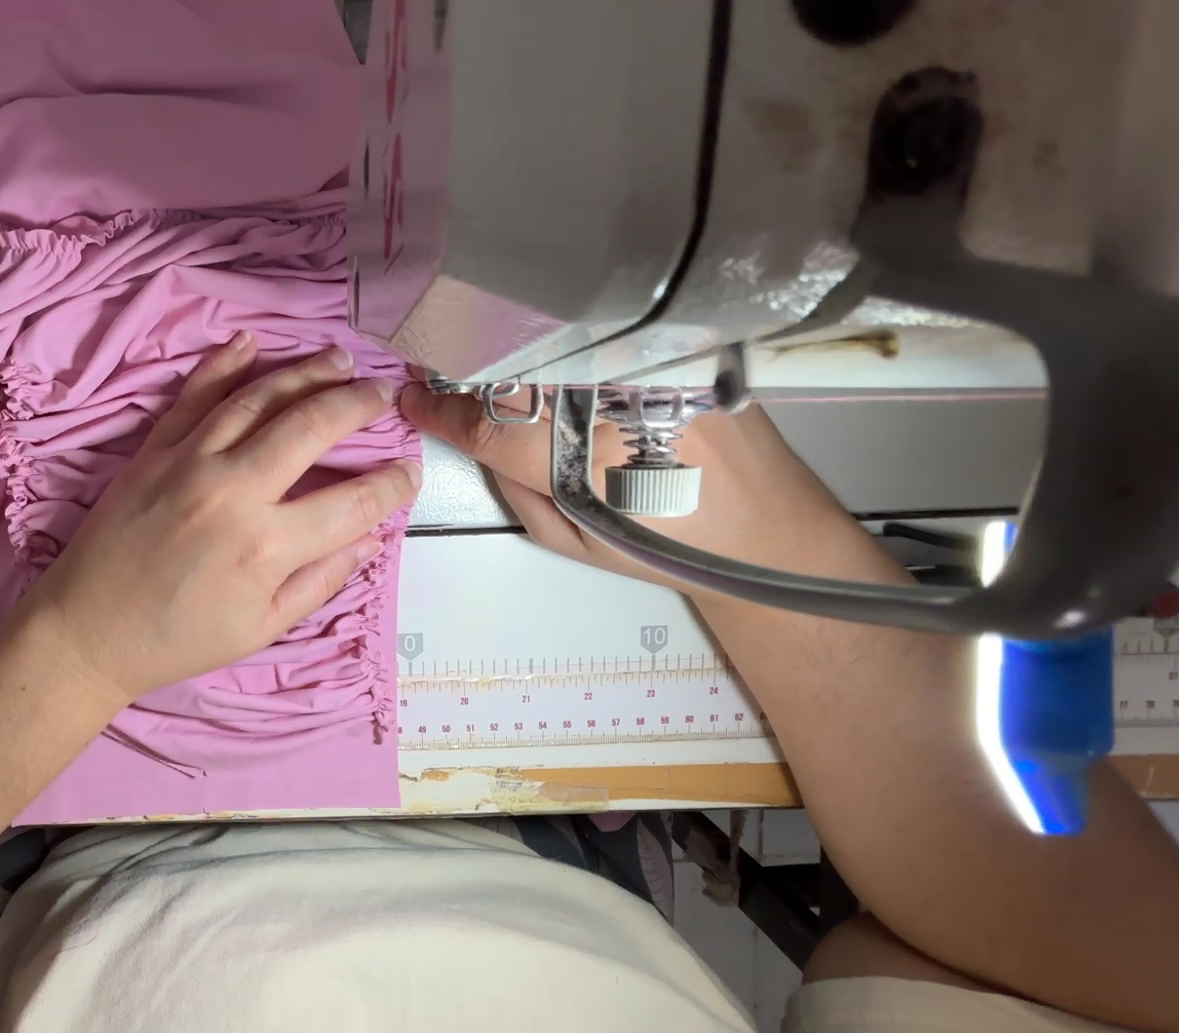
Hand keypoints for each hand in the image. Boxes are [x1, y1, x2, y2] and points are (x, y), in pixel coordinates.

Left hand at [17, 334, 419, 702]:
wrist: (88, 631)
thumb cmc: (178, 639)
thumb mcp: (261, 628)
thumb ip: (320, 581)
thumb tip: (369, 540)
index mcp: (267, 546)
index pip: (352, 502)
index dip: (391, 485)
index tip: (409, 472)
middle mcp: (233, 490)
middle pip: (312, 427)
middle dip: (359, 404)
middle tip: (384, 394)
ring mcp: (189, 461)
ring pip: (259, 398)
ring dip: (306, 373)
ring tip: (340, 361)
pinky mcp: (154, 450)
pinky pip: (195, 396)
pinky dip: (223, 366)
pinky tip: (250, 343)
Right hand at [398, 387, 897, 597]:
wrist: (766, 533)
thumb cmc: (660, 549)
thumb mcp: (568, 539)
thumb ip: (516, 486)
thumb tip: (480, 439)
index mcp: (583, 466)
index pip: (488, 426)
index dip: (440, 411)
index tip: (412, 400)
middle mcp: (616, 407)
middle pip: (517, 373)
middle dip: (468, 373)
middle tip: (440, 372)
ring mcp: (654, 373)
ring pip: (555, 346)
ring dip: (511, 352)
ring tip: (488, 356)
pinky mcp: (681, 353)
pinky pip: (602, 337)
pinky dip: (561, 340)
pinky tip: (547, 347)